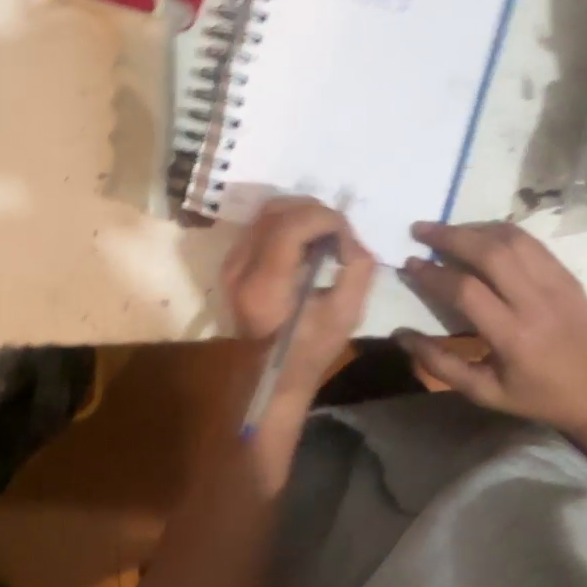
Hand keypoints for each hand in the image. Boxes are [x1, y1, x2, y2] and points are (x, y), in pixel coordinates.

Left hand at [221, 197, 374, 400]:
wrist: (273, 376)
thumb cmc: (311, 351)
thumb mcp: (346, 315)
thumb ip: (357, 270)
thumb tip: (352, 238)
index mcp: (265, 287)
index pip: (291, 227)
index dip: (325, 219)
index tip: (347, 236)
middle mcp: (239, 270)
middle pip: (274, 211)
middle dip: (313, 211)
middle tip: (338, 231)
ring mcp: (230, 265)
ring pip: (264, 214)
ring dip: (299, 213)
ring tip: (324, 235)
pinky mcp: (231, 264)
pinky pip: (258, 226)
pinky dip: (286, 223)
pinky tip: (306, 243)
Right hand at [393, 222, 586, 432]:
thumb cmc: (534, 395)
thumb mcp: (483, 392)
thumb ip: (440, 364)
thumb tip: (401, 335)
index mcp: (513, 337)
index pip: (466, 291)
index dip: (433, 274)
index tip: (410, 264)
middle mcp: (536, 303)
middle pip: (489, 253)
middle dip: (449, 236)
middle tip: (420, 230)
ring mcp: (556, 285)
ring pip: (512, 240)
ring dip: (474, 229)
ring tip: (448, 231)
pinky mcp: (568, 275)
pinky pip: (532, 242)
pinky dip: (500, 232)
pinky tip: (480, 235)